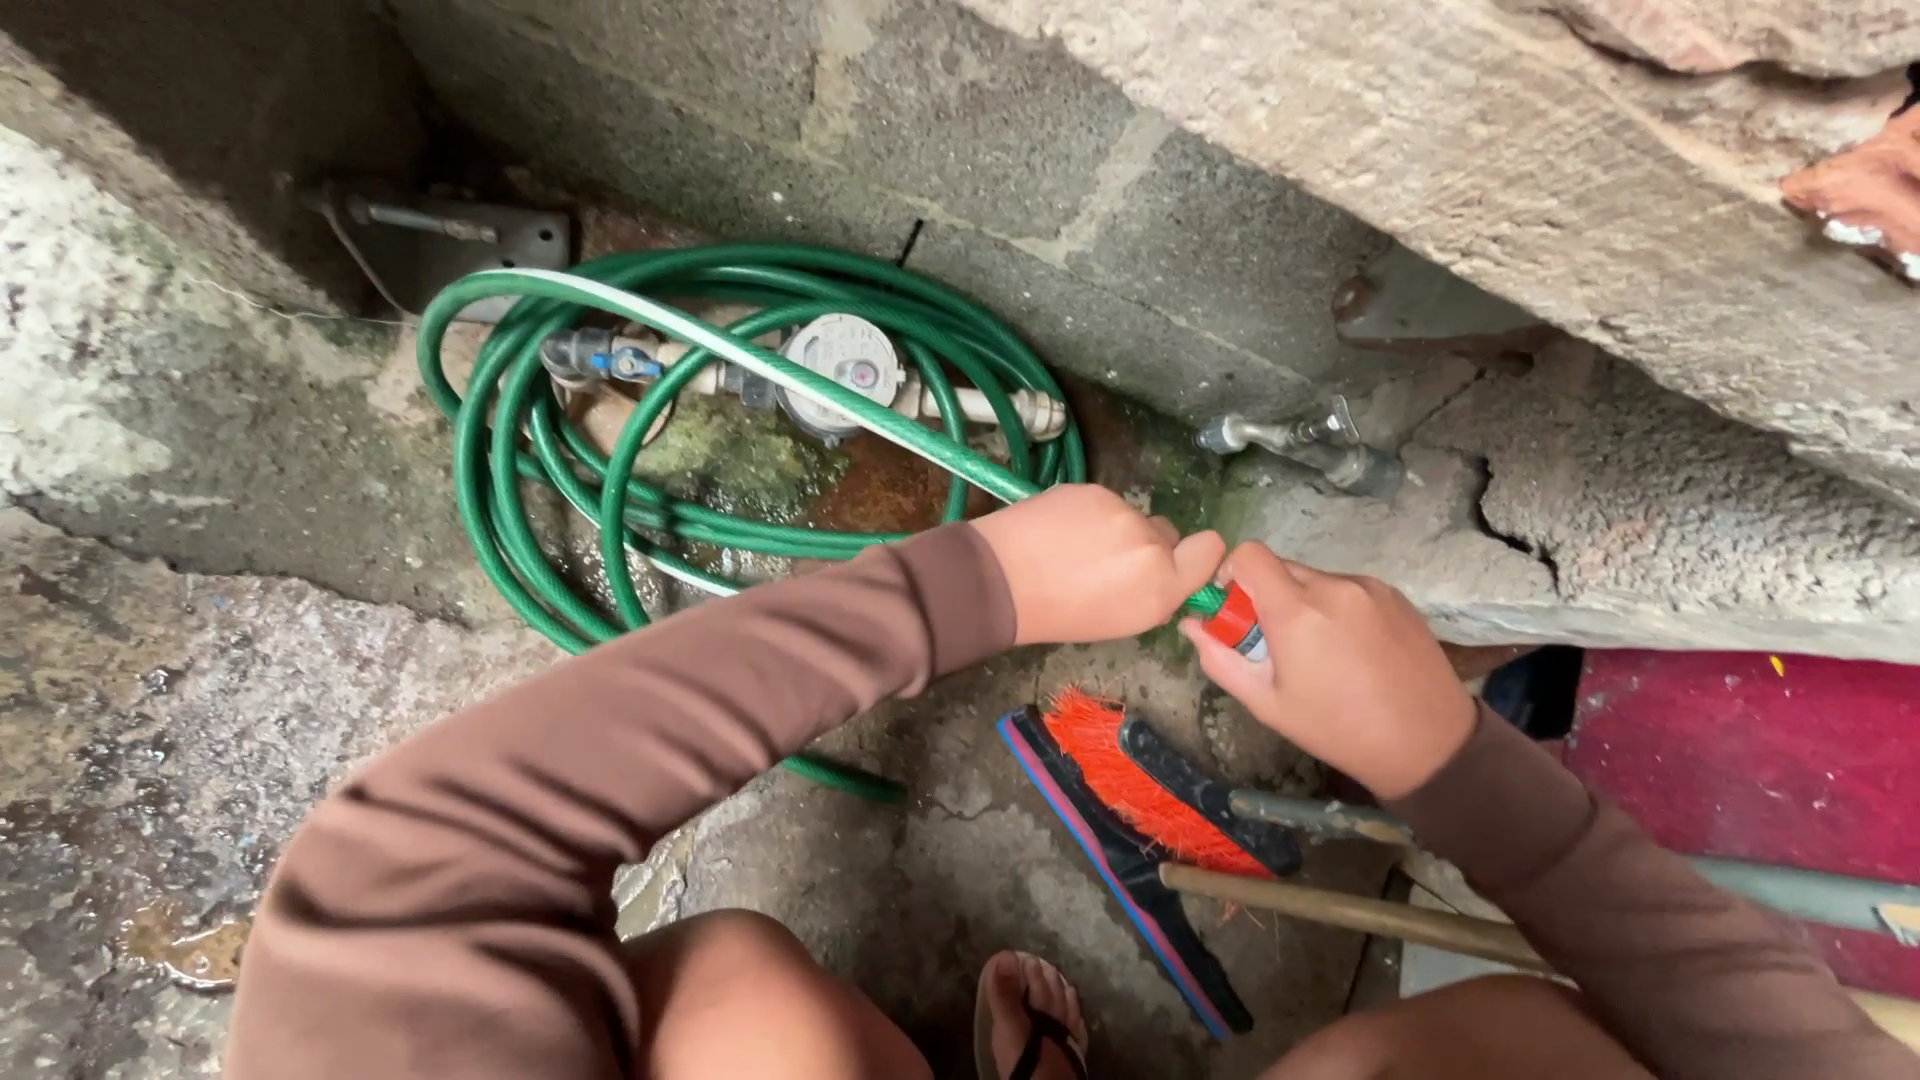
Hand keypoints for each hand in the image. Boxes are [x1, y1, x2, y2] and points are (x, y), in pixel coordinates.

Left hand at [972, 485, 1224, 645]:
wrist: (1001, 580)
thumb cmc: (1059, 613)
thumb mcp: (1120, 620)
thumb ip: (1154, 592)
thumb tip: (1162, 571)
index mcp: (1161, 589)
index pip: (1211, 549)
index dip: (1196, 554)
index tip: (1175, 560)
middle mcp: (1150, 546)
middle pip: (1168, 533)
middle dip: (1147, 545)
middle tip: (1106, 562)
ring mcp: (1121, 512)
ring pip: (1132, 516)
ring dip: (1115, 528)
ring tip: (1075, 547)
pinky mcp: (1093, 489)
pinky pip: (1104, 502)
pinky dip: (1089, 513)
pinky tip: (1061, 531)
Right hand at [1179, 543, 1474, 799]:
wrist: (1428, 743)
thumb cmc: (1336, 728)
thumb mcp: (1265, 702)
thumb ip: (1219, 658)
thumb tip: (1192, 624)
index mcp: (1296, 611)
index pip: (1248, 554)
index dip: (1231, 572)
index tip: (1233, 605)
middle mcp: (1332, 586)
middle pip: (1279, 567)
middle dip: (1265, 595)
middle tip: (1272, 639)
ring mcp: (1369, 588)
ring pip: (1314, 578)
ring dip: (1301, 602)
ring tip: (1318, 649)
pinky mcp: (1395, 595)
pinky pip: (1346, 588)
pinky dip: (1334, 607)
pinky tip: (1350, 648)